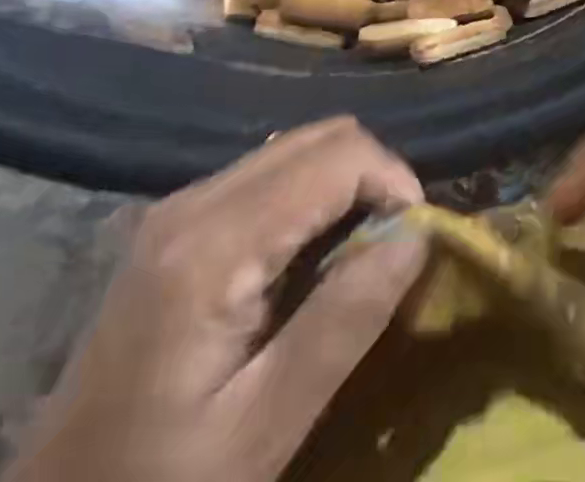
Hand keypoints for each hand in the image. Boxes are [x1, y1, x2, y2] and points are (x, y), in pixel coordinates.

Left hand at [2, 118, 426, 481]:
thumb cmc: (165, 477)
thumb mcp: (267, 420)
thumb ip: (345, 319)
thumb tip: (419, 234)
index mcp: (212, 245)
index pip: (338, 156)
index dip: (395, 183)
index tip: (415, 241)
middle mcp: (193, 202)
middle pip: (321, 136)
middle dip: (377, 177)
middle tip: (394, 244)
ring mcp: (180, 207)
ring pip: (299, 147)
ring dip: (349, 185)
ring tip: (363, 252)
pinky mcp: (179, 223)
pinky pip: (272, 174)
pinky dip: (317, 195)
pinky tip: (316, 254)